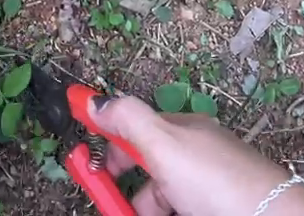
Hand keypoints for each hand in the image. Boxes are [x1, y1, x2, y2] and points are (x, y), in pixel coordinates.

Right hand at [91, 94, 303, 215]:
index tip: (85, 167)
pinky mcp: (218, 209)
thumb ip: (127, 118)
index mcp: (183, 133)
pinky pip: (184, 207)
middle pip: (148, 177)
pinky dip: (170, 209)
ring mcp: (210, 191)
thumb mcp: (164, 143)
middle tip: (114, 207)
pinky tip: (172, 213)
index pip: (135, 133)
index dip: (109, 151)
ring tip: (141, 212)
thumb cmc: (216, 181)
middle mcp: (196, 159)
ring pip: (166, 199)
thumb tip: (93, 100)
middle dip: (127, 194)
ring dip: (146, 206)